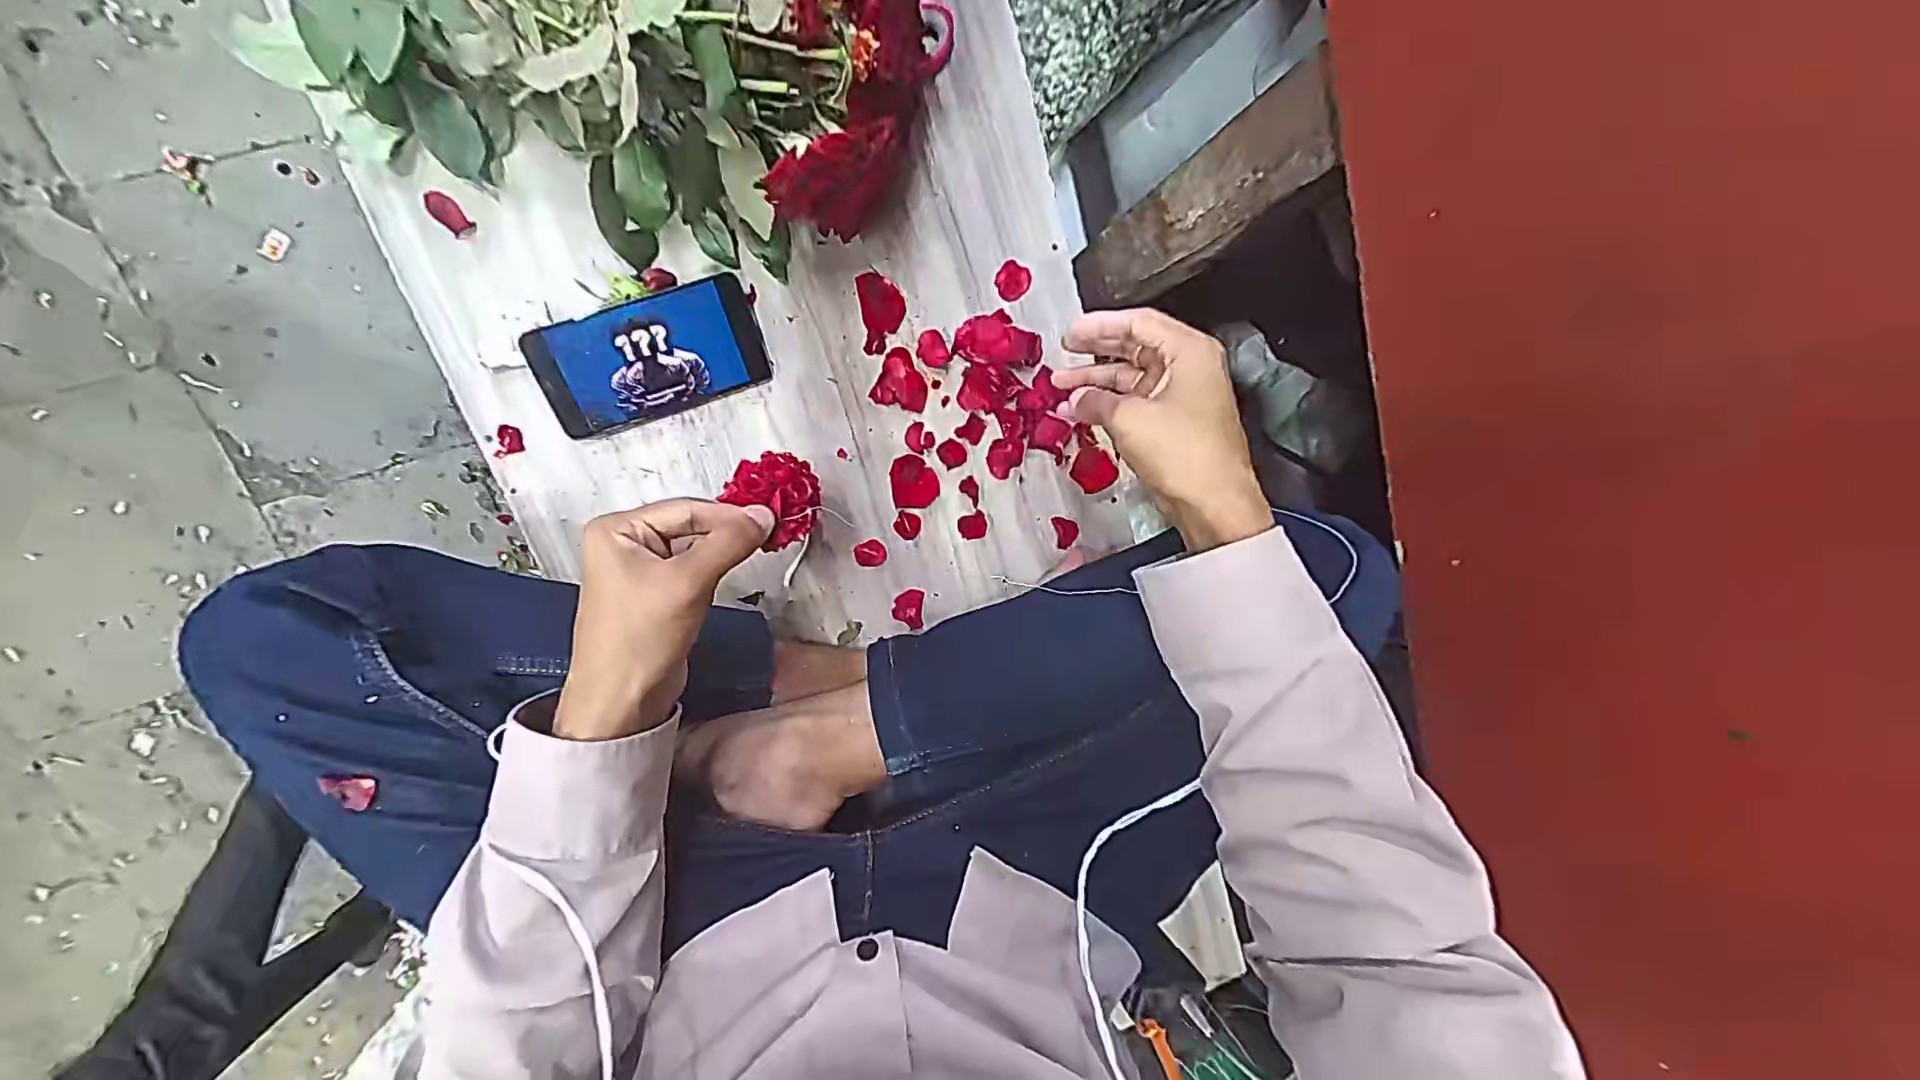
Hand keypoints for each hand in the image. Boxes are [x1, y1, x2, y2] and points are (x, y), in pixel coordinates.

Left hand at [553, 499, 774, 740]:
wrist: (623, 701)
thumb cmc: (635, 643)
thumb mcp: (688, 582)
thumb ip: (728, 543)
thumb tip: (760, 517)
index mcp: (616, 530)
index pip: (687, 509)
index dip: (729, 515)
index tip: (766, 520)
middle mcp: (626, 545)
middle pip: (692, 524)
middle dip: (728, 532)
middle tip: (766, 535)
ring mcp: (643, 569)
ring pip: (697, 546)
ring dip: (724, 551)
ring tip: (753, 552)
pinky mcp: (659, 592)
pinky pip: (695, 568)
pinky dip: (717, 569)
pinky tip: (728, 575)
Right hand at [1054, 309, 1272, 550]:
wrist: (1212, 502)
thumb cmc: (1183, 453)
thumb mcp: (1129, 419)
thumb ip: (1095, 401)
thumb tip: (1074, 399)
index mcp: (1188, 352)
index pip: (1139, 323)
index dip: (1099, 326)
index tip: (1071, 333)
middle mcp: (1188, 368)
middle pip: (1134, 348)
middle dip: (1095, 352)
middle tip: (1064, 353)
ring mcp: (1180, 396)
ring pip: (1131, 378)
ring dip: (1096, 383)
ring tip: (1062, 387)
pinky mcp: (1172, 422)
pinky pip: (1134, 403)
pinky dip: (1107, 405)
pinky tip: (1080, 410)